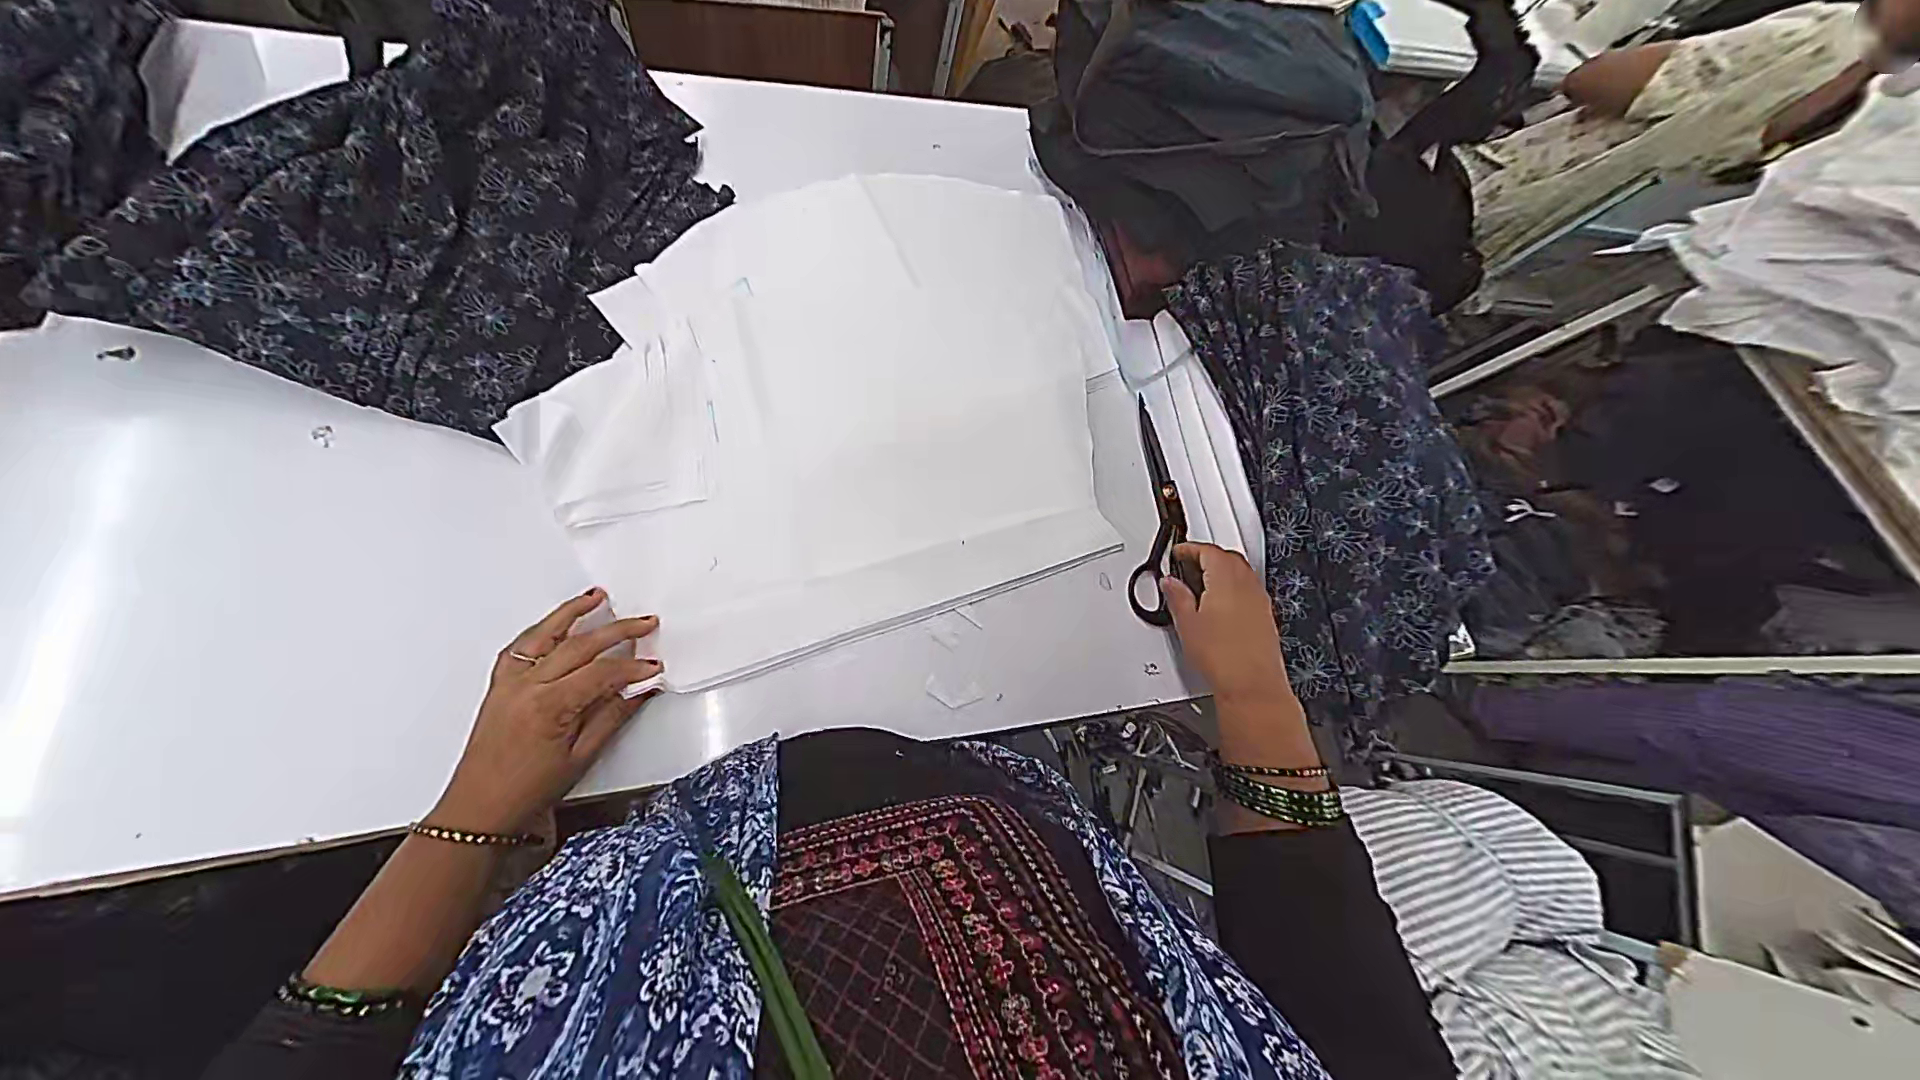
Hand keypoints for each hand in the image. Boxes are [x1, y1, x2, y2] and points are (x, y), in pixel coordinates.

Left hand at [430, 588, 662, 834]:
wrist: (479, 812)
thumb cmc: (524, 792)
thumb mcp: (582, 756)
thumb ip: (613, 716)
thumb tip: (640, 690)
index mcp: (548, 707)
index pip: (602, 672)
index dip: (633, 666)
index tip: (653, 667)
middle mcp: (525, 688)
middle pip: (579, 645)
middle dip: (618, 630)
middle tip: (645, 622)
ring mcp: (509, 684)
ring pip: (544, 635)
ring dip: (572, 613)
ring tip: (596, 598)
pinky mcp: (499, 687)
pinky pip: (520, 648)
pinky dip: (541, 630)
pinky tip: (556, 624)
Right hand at [1160, 542, 1292, 706]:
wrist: (1251, 684)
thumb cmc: (1224, 658)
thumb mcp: (1187, 624)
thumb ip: (1177, 597)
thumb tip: (1171, 583)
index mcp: (1226, 580)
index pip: (1208, 551)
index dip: (1190, 548)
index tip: (1178, 553)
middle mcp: (1247, 586)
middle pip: (1227, 557)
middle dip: (1206, 555)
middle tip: (1186, 563)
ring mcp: (1259, 600)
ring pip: (1240, 571)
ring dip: (1220, 569)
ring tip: (1200, 582)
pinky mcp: (1264, 615)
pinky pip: (1248, 588)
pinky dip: (1232, 586)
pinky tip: (1218, 603)